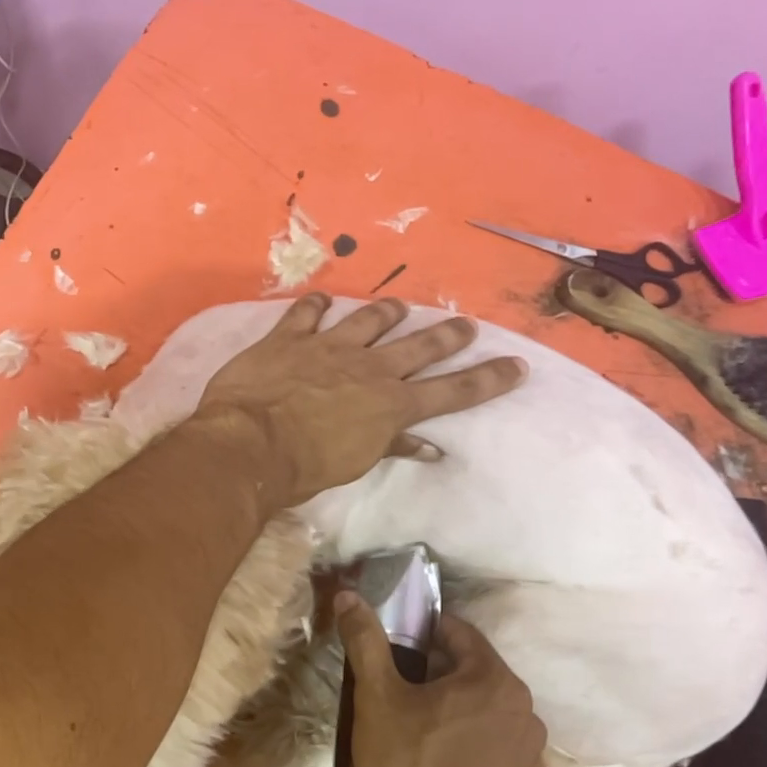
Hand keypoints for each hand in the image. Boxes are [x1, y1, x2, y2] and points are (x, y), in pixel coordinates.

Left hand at [190, 294, 524, 507]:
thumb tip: (431, 448)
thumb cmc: (302, 468)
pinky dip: (314, 304)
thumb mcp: (353, 465)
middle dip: (447, 335)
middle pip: (420, 346)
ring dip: (386, 312)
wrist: (250, 443)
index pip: (453, 391)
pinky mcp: (289, 337)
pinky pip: (306, 312)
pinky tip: (320, 298)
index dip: (487, 379)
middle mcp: (369, 369)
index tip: (516, 366)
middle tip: (465, 325)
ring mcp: (328, 347)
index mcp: (392, 405)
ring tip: (398, 307)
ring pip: (368, 320)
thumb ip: (390, 446)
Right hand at [338, 596, 546, 766]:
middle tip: (396, 692)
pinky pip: (497, 746)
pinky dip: (472, 742)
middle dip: (437, 672)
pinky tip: (440, 764)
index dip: (421, 634)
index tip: (392, 650)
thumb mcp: (376, 696)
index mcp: (494, 681)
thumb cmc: (403, 765)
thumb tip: (349, 595)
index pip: (458, 633)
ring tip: (416, 730)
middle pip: (474, 671)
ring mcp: (533, 753)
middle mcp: (527, 711)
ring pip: (487, 709)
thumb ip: (365, 640)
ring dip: (456, 708)